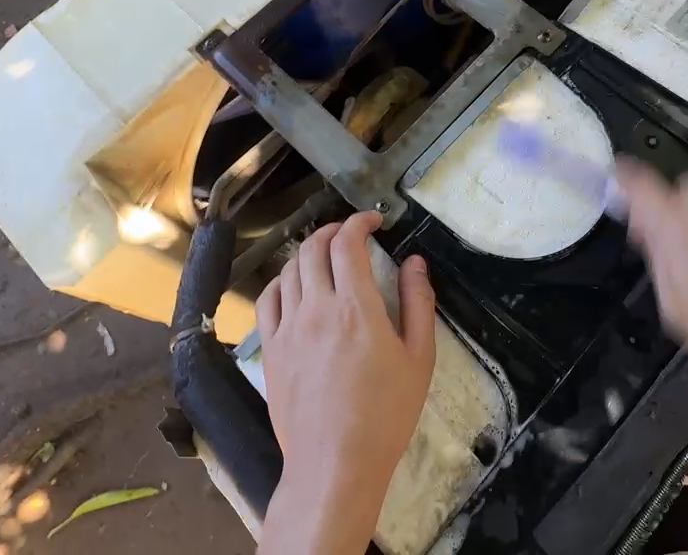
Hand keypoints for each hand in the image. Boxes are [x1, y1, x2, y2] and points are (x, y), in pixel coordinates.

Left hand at [255, 211, 434, 554]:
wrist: (335, 466)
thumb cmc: (386, 414)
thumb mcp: (419, 358)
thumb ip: (419, 303)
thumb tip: (415, 262)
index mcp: (357, 308)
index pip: (348, 244)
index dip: (359, 222)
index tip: (374, 221)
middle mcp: (317, 308)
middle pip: (314, 248)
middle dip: (333, 230)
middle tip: (351, 234)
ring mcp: (288, 328)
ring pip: (290, 269)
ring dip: (309, 252)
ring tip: (326, 256)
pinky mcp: (270, 349)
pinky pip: (267, 299)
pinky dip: (281, 280)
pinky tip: (294, 285)